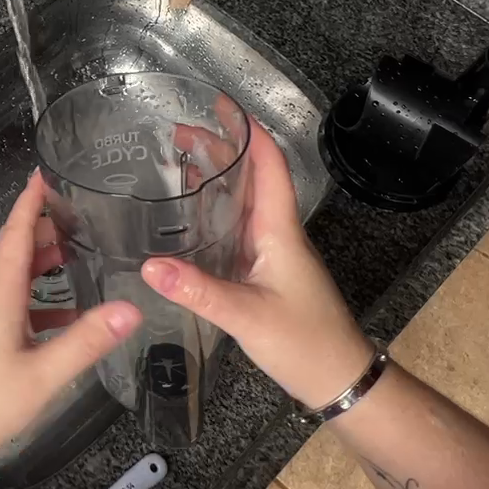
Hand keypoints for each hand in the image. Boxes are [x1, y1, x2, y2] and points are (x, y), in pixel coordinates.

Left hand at [0, 172, 141, 479]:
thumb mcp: (46, 372)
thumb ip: (88, 340)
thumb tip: (132, 307)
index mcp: (0, 291)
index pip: (16, 232)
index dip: (30, 201)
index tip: (45, 171)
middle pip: (14, 246)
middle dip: (40, 223)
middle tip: (74, 206)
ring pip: (13, 272)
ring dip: (39, 257)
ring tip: (74, 247)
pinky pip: (13, 300)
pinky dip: (38, 294)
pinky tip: (64, 311)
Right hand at [139, 121, 373, 407]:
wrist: (340, 381)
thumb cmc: (306, 344)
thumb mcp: (248, 317)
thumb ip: (200, 291)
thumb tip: (149, 266)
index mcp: (279, 231)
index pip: (269, 167)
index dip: (248, 133)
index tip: (221, 106)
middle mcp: (275, 233)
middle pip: (251, 176)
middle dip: (220, 147)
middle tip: (179, 130)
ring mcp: (270, 252)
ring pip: (242, 199)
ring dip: (216, 173)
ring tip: (178, 157)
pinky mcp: (262, 271)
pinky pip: (234, 226)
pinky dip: (212, 207)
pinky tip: (188, 212)